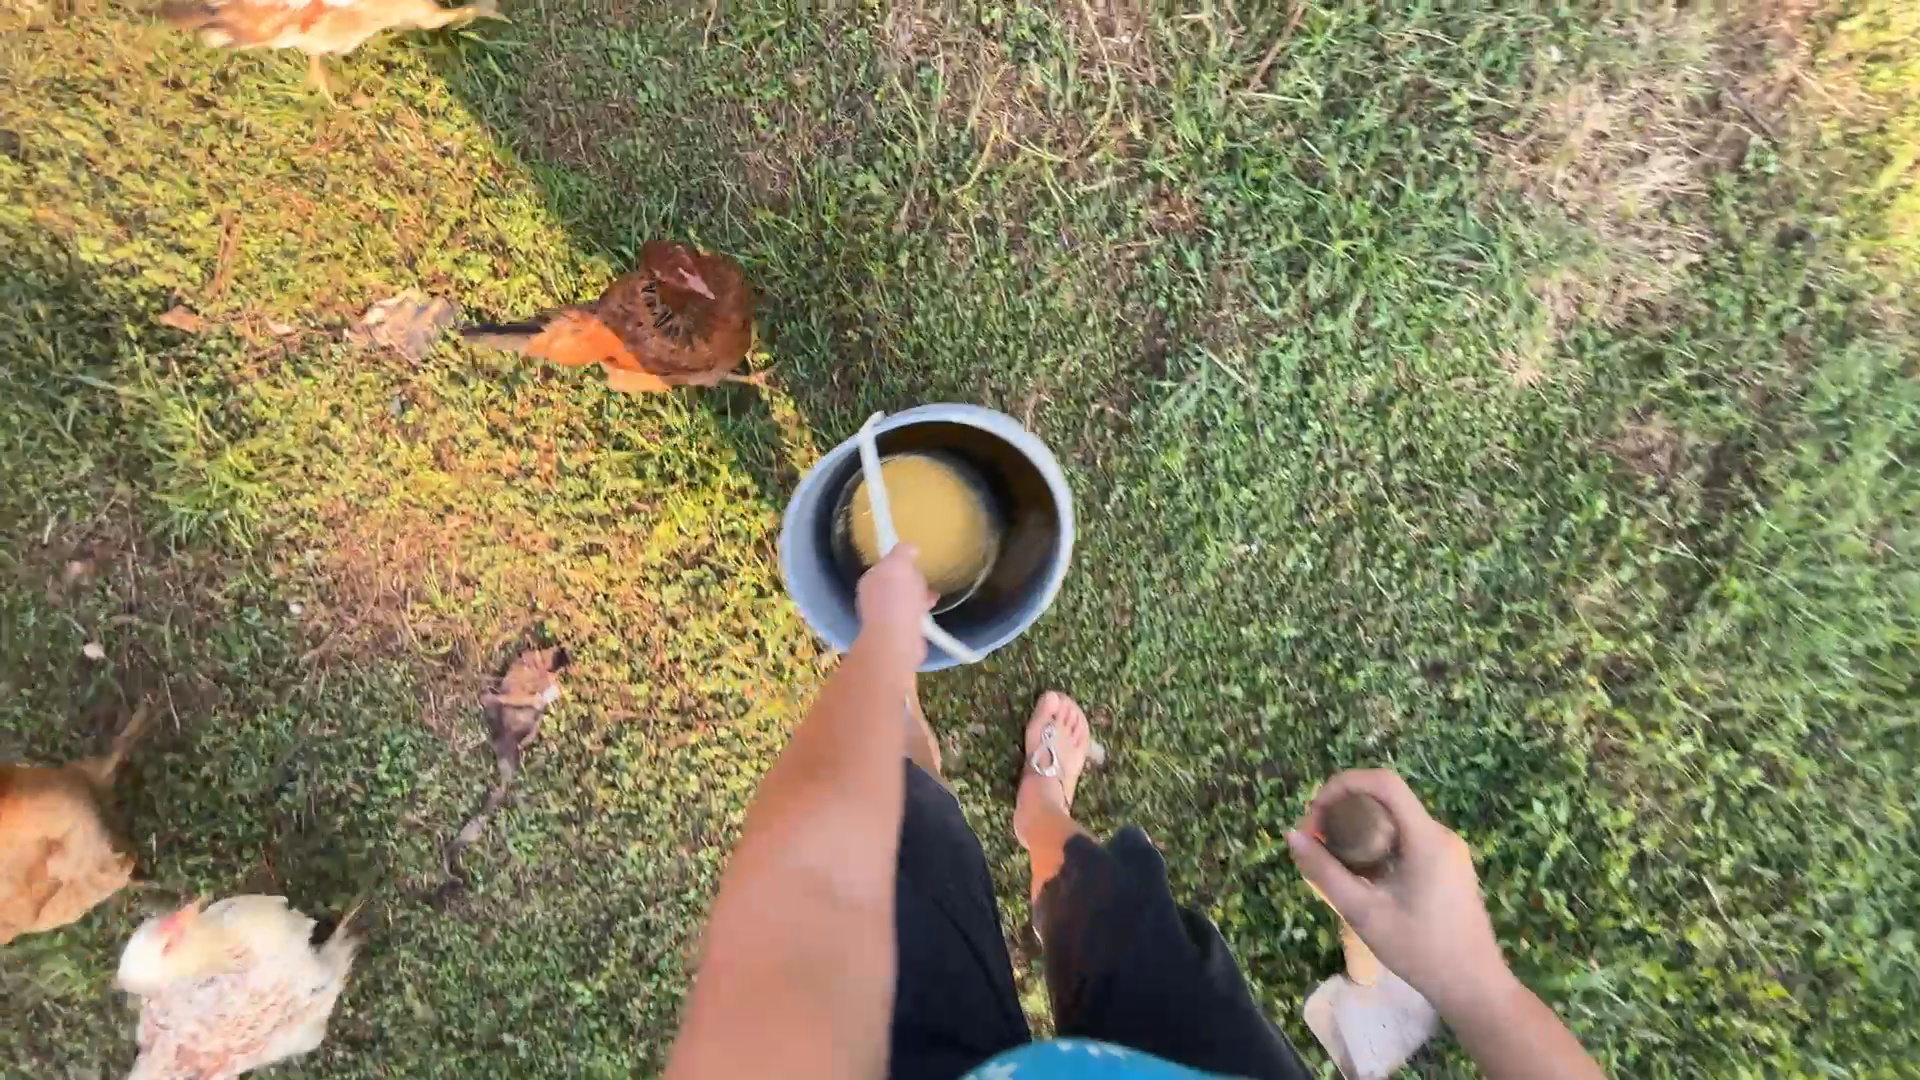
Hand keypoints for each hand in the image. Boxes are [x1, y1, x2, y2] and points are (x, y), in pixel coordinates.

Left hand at [854, 545, 934, 666]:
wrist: (897, 639)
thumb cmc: (896, 598)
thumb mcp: (899, 565)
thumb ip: (902, 552)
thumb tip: (909, 547)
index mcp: (869, 581)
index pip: (884, 566)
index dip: (899, 562)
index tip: (914, 561)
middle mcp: (872, 599)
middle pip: (895, 584)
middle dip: (911, 580)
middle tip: (923, 579)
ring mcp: (884, 617)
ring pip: (904, 600)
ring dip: (919, 595)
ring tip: (932, 594)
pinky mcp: (897, 631)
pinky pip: (912, 615)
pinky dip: (922, 610)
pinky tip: (932, 609)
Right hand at [1288, 769, 1515, 1016]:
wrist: (1476, 991)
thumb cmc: (1421, 951)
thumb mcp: (1363, 912)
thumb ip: (1324, 871)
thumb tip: (1291, 835)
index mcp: (1427, 839)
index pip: (1384, 783)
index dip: (1344, 783)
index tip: (1317, 813)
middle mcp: (1440, 835)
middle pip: (1382, 798)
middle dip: (1341, 808)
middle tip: (1315, 839)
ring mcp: (1446, 849)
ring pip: (1390, 817)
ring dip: (1355, 826)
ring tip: (1330, 855)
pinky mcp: (1445, 863)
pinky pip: (1401, 835)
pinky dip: (1372, 841)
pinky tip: (1358, 871)